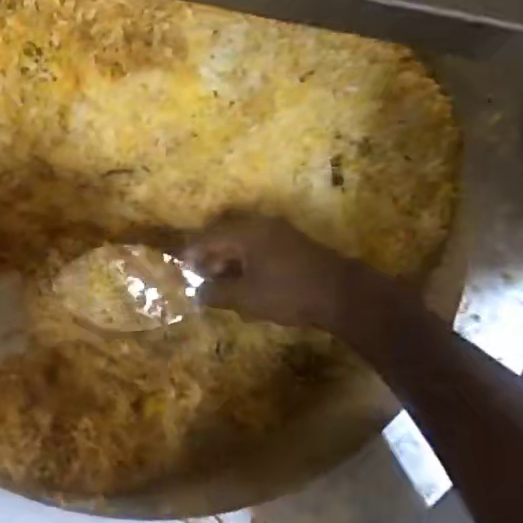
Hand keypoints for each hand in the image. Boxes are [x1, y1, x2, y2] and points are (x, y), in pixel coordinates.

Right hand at [180, 213, 391, 329]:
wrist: (343, 295)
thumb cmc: (288, 293)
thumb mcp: (244, 297)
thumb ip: (214, 293)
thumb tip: (196, 292)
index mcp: (244, 232)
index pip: (205, 238)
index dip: (189, 255)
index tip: (179, 273)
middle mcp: (260, 225)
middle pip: (223, 236)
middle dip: (208, 258)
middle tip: (199, 281)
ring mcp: (279, 233)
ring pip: (241, 243)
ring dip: (227, 262)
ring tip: (220, 286)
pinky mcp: (292, 246)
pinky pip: (257, 249)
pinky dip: (245, 263)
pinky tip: (245, 284)